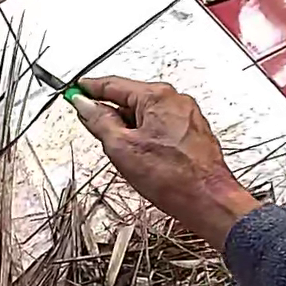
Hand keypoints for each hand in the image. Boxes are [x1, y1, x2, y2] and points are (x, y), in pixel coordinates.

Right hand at [70, 76, 261, 249]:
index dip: (90, 88)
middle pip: (131, 99)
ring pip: (146, 114)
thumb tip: (85, 105)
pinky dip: (144, 135)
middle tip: (90, 123)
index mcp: (157, 96)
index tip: (76, 90)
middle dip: (109, 112)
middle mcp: (175, 100)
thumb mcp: (121, 148)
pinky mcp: (192, 133)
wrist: (208, 200)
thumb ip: (99, 122)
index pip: (114, 84)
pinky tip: (139, 155)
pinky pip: (160, 126)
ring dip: (128, 127)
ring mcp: (186, 116)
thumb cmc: (174, 178)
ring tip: (118, 151)